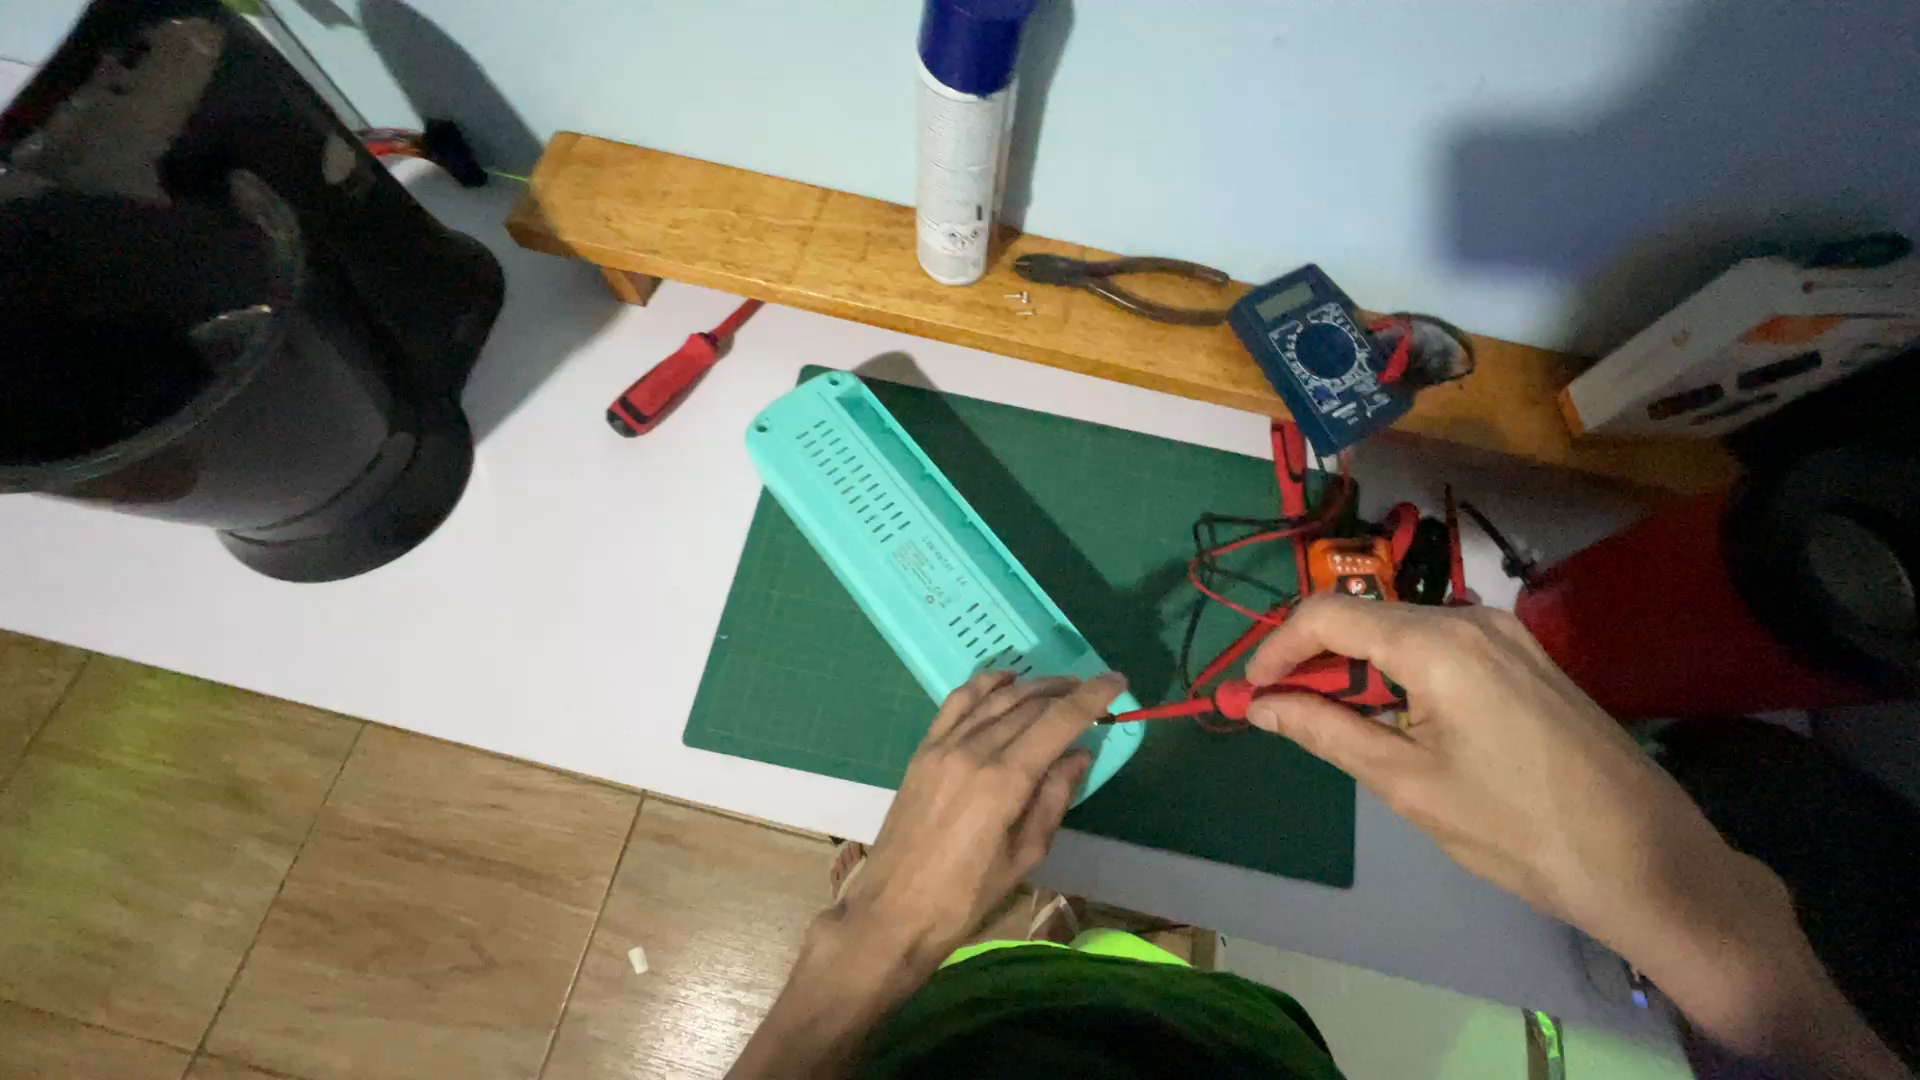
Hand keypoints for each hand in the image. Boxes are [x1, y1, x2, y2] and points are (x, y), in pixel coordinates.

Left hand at [832, 671, 1124, 971]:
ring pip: (997, 699)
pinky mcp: (925, 748)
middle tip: (1094, 695)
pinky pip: (958, 702)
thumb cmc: (966, 896)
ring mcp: (945, 745)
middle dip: (1067, 694)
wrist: (894, 908)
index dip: (1092, 698)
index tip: (1117, 681)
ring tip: (1061, 685)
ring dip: (1033, 686)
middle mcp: (974, 750)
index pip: (1057, 722)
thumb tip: (1080, 754)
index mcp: (1004, 781)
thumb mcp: (1024, 856)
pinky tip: (1006, 679)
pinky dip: (985, 684)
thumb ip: (1054, 798)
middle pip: (1029, 706)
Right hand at [1246, 595, 1723, 936]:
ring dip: (1349, 660)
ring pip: (1394, 625)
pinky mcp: (1520, 653)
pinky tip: (1385, 706)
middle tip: (1281, 703)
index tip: (1253, 689)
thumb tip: (1259, 706)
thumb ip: (1323, 730)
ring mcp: (1501, 631)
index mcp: (1437, 644)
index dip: (1277, 647)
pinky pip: (1432, 640)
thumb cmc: (1517, 829)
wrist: (1653, 864)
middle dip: (1309, 654)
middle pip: (1359, 614)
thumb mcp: (1405, 782)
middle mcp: (1467, 618)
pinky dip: (1391, 664)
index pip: (1326, 616)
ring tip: (1326, 709)